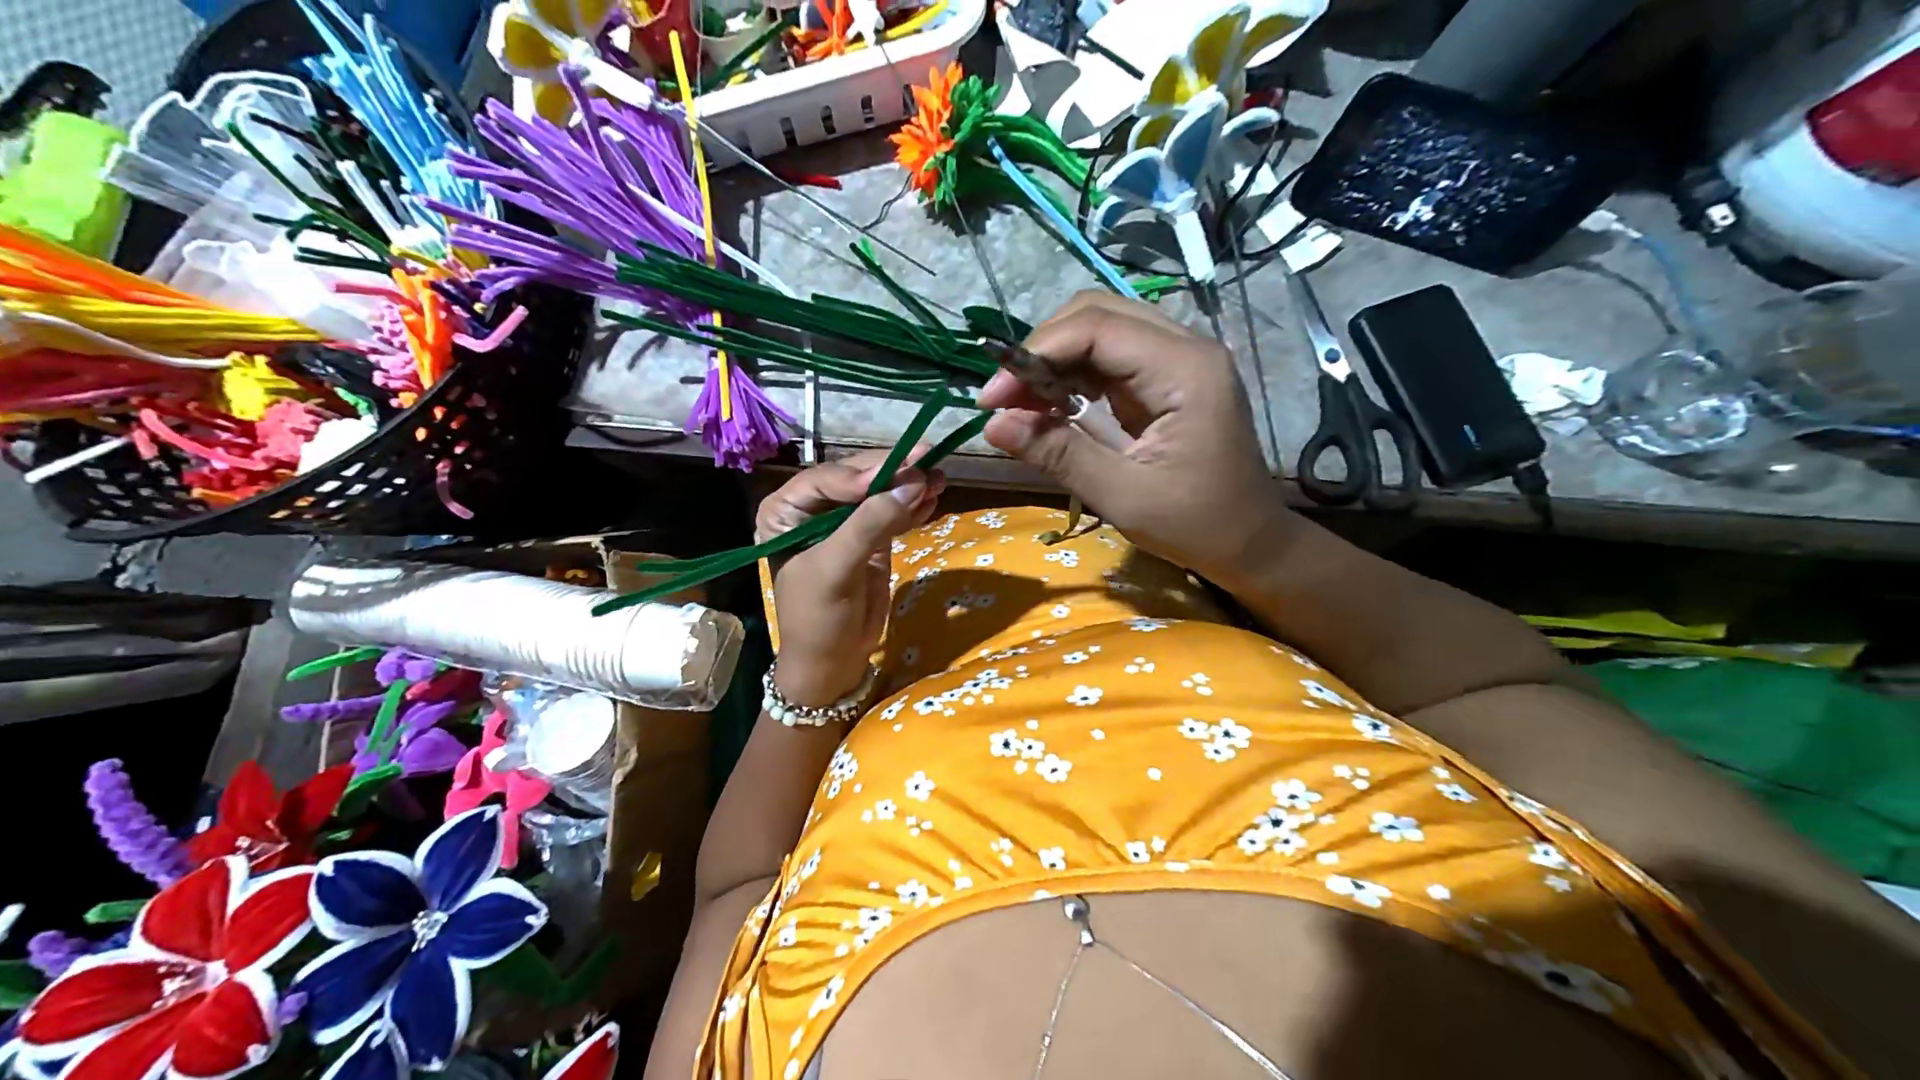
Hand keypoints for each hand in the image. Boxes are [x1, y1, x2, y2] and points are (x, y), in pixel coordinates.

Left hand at [757, 449, 944, 705]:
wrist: (833, 661)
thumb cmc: (818, 617)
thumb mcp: (836, 569)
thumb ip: (869, 525)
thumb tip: (912, 485)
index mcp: (786, 510)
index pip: (825, 478)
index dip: (862, 472)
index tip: (900, 470)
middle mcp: (813, 508)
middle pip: (857, 478)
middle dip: (892, 472)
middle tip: (928, 461)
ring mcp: (845, 522)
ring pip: (879, 493)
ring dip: (910, 485)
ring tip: (940, 477)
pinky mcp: (871, 538)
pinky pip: (893, 513)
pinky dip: (914, 506)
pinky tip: (935, 498)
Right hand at [980, 293, 1293, 588]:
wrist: (1249, 542)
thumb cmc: (1196, 524)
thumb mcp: (1123, 496)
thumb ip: (1060, 454)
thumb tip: (993, 425)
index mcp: (1184, 369)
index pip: (1096, 327)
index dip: (1036, 353)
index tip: (992, 398)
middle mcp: (1183, 348)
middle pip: (1096, 314)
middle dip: (1041, 350)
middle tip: (1004, 400)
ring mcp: (1176, 359)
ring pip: (1099, 330)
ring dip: (1052, 361)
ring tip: (1020, 405)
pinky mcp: (1165, 378)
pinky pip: (1108, 357)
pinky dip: (1071, 375)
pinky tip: (1049, 406)